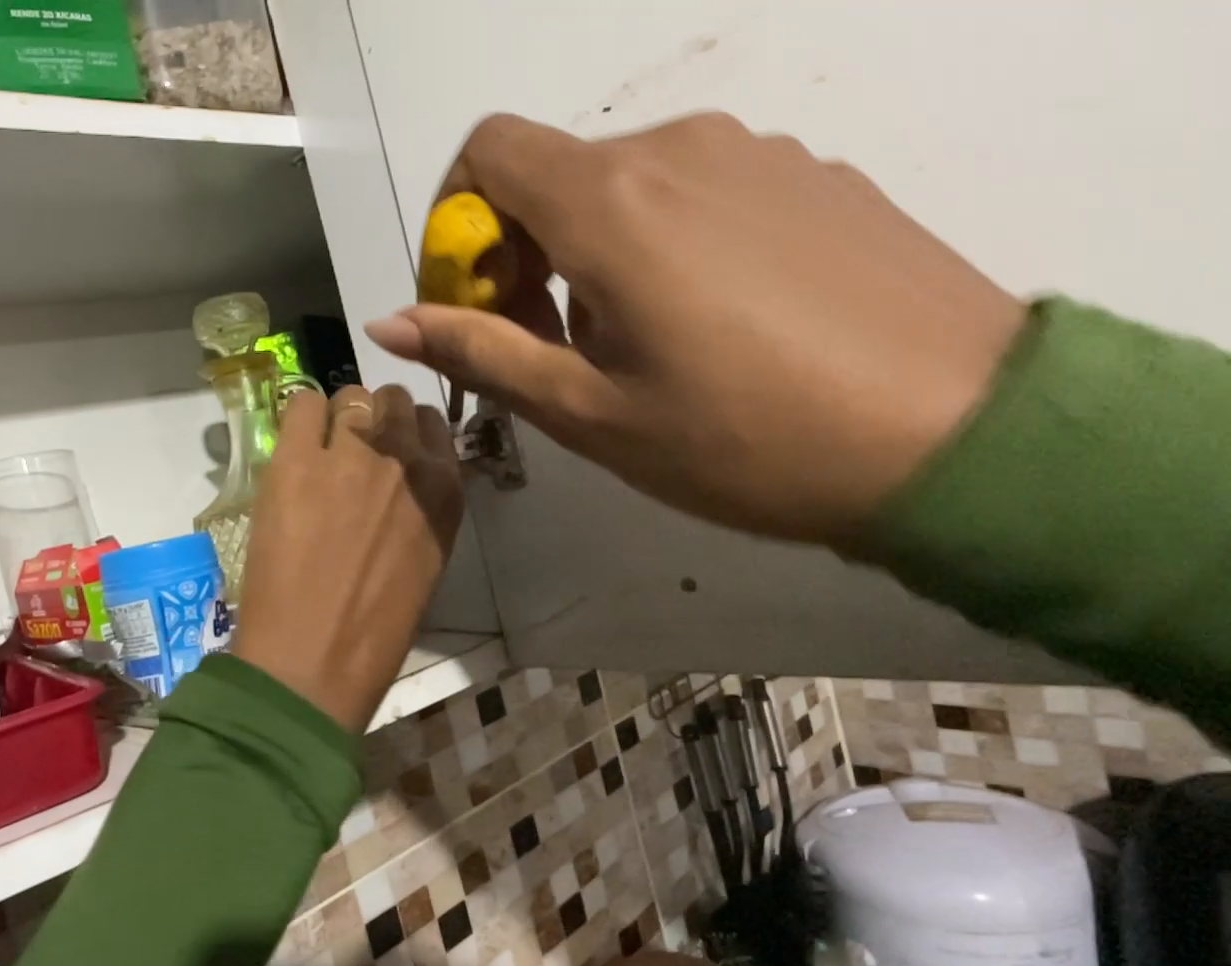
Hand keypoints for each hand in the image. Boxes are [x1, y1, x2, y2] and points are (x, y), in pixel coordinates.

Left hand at [230, 385, 463, 734]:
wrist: (314, 661)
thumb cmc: (375, 633)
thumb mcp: (426, 562)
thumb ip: (422, 509)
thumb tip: (401, 483)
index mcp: (446, 490)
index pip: (434, 424)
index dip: (407, 435)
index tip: (388, 454)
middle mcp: (406, 459)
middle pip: (393, 401)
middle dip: (374, 421)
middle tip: (349, 455)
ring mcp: (350, 453)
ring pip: (352, 396)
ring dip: (339, 418)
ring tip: (318, 454)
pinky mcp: (296, 459)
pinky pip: (301, 404)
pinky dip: (300, 420)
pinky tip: (293, 451)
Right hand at [365, 112, 1026, 547]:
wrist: (956, 437)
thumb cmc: (744, 438)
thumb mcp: (590, 412)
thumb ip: (482, 352)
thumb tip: (388, 321)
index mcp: (612, 202)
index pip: (488, 151)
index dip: (455, 221)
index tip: (475, 301)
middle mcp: (680, 148)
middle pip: (555, 171)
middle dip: (520, 250)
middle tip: (545, 345)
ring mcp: (758, 153)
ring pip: (628, 183)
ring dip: (591, 251)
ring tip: (631, 344)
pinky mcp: (815, 176)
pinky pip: (702, 190)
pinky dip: (663, 241)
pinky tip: (711, 323)